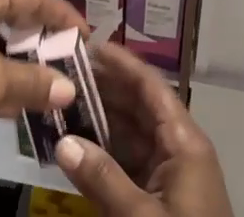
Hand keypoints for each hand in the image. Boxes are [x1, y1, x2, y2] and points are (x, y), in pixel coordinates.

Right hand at [53, 45, 231, 216]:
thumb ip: (102, 178)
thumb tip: (62, 142)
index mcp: (184, 142)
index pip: (151, 88)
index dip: (122, 64)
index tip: (89, 44)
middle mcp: (177, 149)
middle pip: (138, 107)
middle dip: (102, 89)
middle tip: (62, 72)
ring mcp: (168, 175)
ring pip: (129, 134)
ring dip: (97, 120)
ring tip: (60, 103)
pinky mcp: (158, 199)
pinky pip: (127, 163)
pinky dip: (101, 153)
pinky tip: (72, 147)